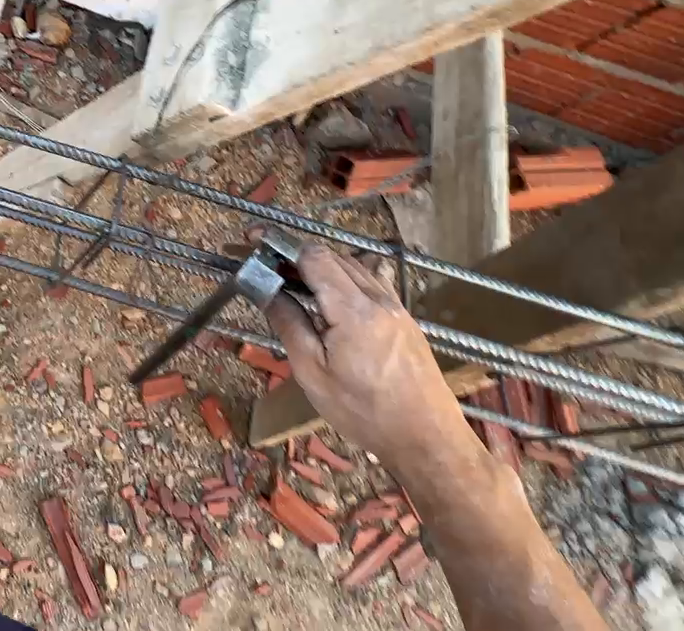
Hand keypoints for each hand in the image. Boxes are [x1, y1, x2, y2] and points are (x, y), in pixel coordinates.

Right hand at [264, 244, 470, 470]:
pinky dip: (342, 278)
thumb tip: (265, 288)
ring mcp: (396, 308)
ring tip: (290, 281)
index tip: (254, 241)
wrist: (429, 442)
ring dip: (319, 266)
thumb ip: (288, 324)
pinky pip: (369, 282)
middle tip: (265, 266)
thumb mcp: (312, 373)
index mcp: (353, 311)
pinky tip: (326, 298)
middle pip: (332, 256)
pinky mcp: (404, 319)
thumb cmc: (364, 413)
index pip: (314, 257)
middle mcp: (378, 300)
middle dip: (295, 255)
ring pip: (352, 266)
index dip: (281, 244)